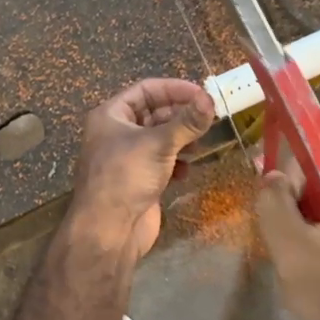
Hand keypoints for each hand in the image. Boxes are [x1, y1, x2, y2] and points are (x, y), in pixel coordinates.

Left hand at [69, 78, 216, 261]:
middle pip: (154, 114)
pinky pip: (162, 161)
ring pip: (161, 138)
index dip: (174, 89)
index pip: (146, 90)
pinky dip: (177, 161)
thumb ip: (187, 121)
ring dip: (182, 139)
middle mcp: (117, 133)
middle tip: (210, 118)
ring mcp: (128, 158)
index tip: (203, 94)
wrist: (109, 231)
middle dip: (181, 116)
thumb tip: (211, 98)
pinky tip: (187, 169)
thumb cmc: (126, 177)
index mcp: (111, 115)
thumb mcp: (158, 144)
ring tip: (202, 142)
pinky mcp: (139, 180)